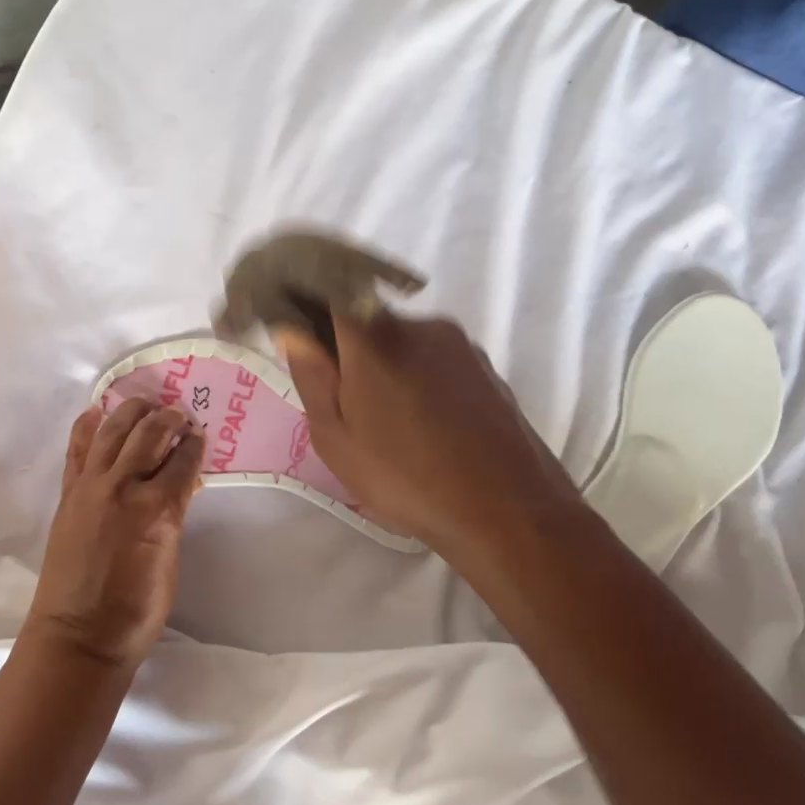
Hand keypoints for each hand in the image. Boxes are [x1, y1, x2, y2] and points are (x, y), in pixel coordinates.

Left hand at [26, 399, 205, 669]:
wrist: (78, 634)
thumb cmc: (134, 611)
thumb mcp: (169, 564)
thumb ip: (173, 518)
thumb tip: (180, 487)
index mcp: (156, 509)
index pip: (181, 462)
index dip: (194, 444)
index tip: (201, 432)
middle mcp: (122, 487)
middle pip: (148, 436)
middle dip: (167, 419)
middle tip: (179, 413)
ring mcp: (89, 487)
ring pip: (111, 432)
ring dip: (131, 412)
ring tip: (145, 403)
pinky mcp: (68, 495)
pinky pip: (77, 450)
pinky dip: (87, 427)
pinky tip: (95, 412)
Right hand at [278, 309, 578, 554]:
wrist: (511, 514)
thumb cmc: (406, 477)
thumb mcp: (335, 436)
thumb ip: (311, 374)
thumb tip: (293, 328)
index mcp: (374, 336)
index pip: (328, 290)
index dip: (306, 306)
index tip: (297, 341)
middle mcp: (420, 325)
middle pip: (366, 319)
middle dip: (346, 350)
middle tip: (341, 404)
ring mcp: (461, 346)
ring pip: (402, 343)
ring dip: (384, 370)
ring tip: (386, 427)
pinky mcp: (487, 370)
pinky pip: (434, 362)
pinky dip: (417, 383)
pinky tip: (423, 431)